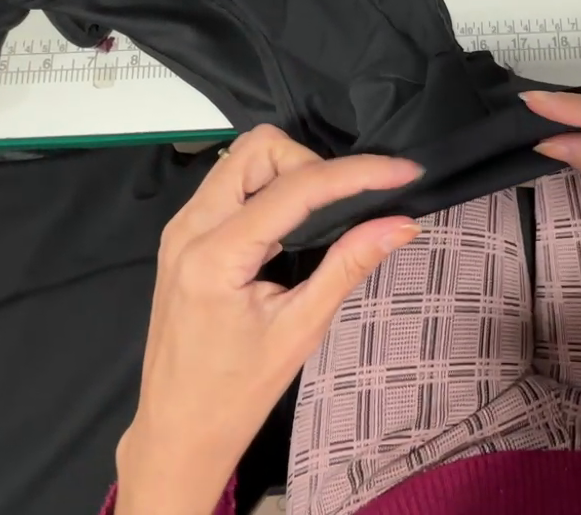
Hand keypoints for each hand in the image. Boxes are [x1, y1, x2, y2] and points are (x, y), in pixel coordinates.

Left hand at [116, 126, 424, 514]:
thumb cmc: (238, 392)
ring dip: (290, 170)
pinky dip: (270, 186)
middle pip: (261, 148)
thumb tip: (402, 223)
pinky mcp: (184, 232)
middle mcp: (190, 226)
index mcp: (216, 254)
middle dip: (312, 163)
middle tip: (341, 205)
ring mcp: (181, 226)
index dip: (358, 172)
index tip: (404, 171)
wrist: (176, 433)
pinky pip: (232, 180)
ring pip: (245, 156)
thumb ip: (350, 265)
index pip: (297, 187)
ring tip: (319, 215)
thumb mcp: (301, 329)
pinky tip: (290, 226)